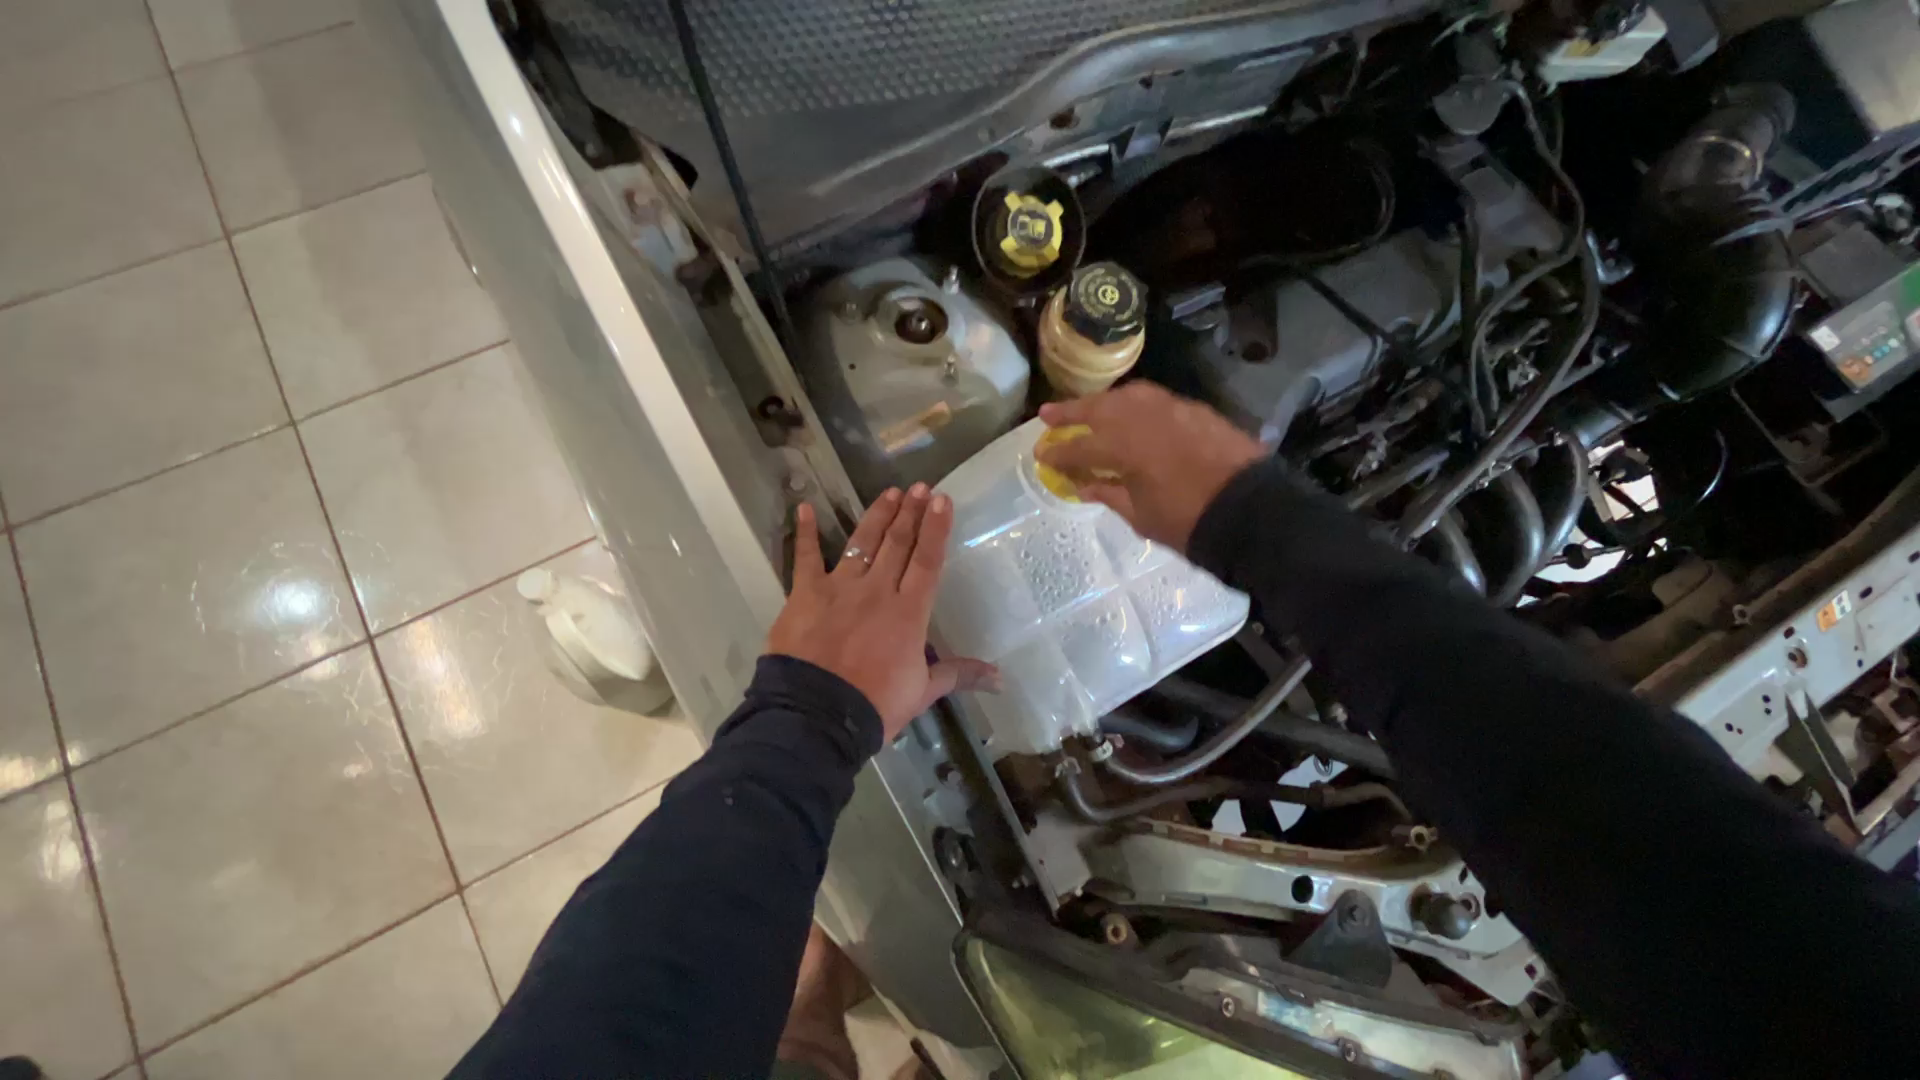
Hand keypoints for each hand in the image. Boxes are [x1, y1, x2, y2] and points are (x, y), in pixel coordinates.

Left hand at [768, 485, 999, 739]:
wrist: (817, 714)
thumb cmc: (875, 704)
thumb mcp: (922, 691)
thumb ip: (958, 675)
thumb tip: (1000, 678)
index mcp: (908, 612)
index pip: (928, 561)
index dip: (936, 529)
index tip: (942, 500)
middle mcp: (877, 590)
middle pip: (898, 543)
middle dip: (911, 513)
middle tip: (920, 487)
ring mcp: (840, 587)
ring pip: (862, 542)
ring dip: (877, 516)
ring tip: (890, 493)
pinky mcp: (805, 594)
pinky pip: (805, 557)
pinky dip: (804, 532)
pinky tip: (803, 508)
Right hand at [1036, 383, 1267, 550]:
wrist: (1251, 511)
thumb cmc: (1189, 522)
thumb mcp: (1142, 517)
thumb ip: (1110, 494)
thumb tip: (1085, 485)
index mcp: (1124, 447)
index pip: (1080, 447)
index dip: (1058, 452)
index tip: (1041, 455)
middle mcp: (1143, 418)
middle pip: (1099, 409)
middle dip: (1070, 413)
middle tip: (1047, 415)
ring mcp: (1172, 409)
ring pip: (1128, 397)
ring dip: (1103, 403)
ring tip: (1088, 409)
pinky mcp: (1195, 410)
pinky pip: (1154, 400)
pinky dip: (1134, 404)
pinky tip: (1129, 413)